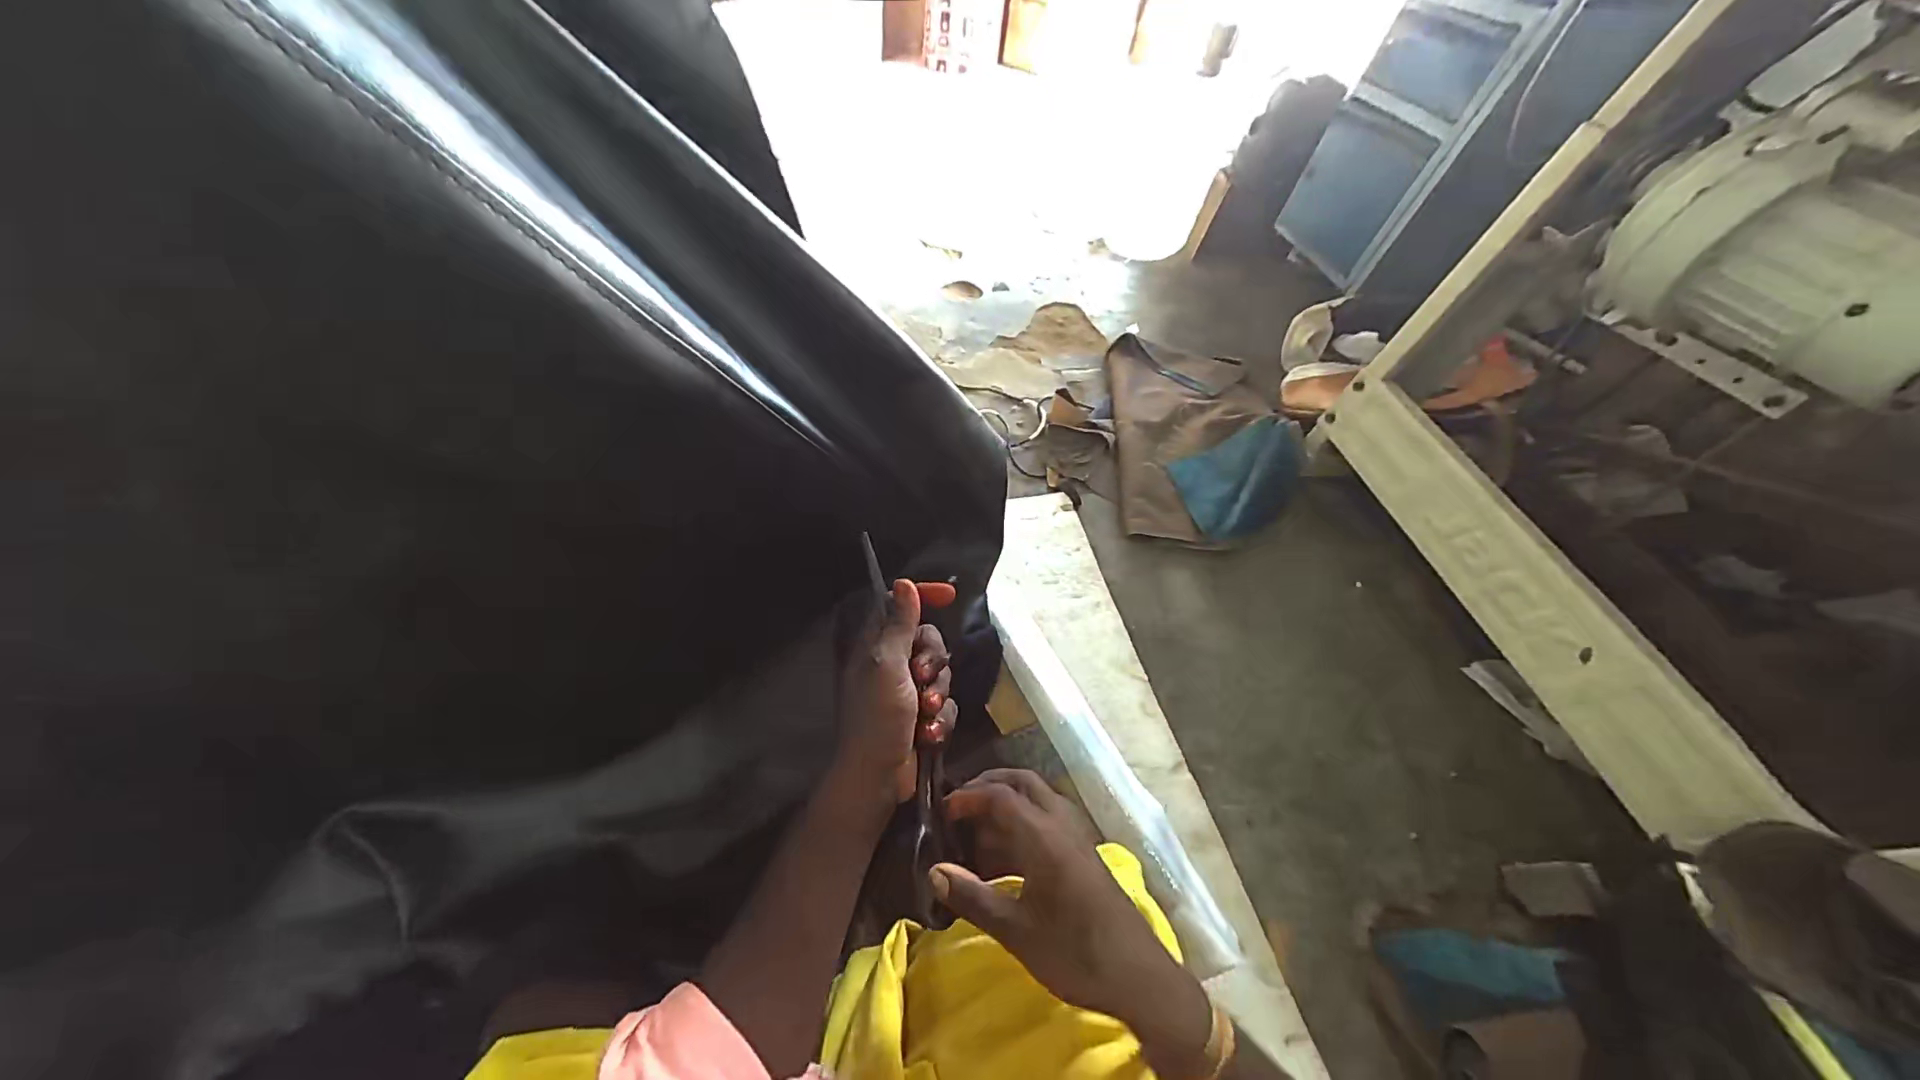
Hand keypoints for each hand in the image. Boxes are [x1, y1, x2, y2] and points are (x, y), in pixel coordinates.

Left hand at [834, 580, 956, 806]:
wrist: (878, 777)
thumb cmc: (876, 717)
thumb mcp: (887, 664)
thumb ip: (899, 624)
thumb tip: (903, 583)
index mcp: (875, 647)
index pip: (899, 607)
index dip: (922, 596)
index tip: (949, 595)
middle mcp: (892, 664)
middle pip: (929, 641)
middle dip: (934, 661)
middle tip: (922, 678)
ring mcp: (908, 692)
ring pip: (942, 675)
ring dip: (938, 695)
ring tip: (924, 714)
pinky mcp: (923, 718)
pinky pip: (945, 705)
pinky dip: (940, 720)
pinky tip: (928, 735)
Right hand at [931, 770, 1214, 1077]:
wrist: (1139, 979)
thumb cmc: (1075, 953)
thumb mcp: (1016, 931)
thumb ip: (972, 897)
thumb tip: (933, 873)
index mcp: (1044, 835)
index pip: (999, 794)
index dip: (967, 797)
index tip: (941, 814)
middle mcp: (1061, 824)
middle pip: (1021, 782)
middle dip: (987, 786)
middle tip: (957, 806)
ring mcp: (1076, 838)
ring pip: (1036, 799)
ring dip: (1005, 804)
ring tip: (974, 832)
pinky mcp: (1083, 855)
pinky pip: (1046, 820)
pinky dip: (1020, 825)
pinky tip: (1002, 859)